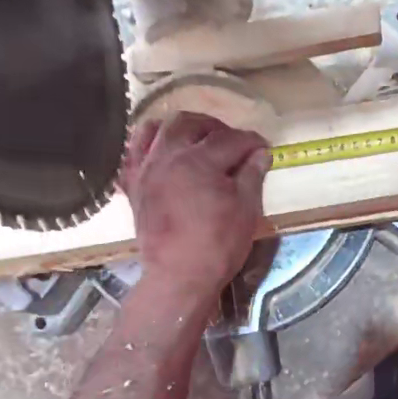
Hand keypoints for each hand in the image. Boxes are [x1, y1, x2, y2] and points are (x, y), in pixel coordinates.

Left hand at [121, 113, 269, 308]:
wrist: (180, 275)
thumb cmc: (220, 243)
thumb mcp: (247, 209)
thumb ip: (252, 175)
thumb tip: (260, 153)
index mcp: (199, 162)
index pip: (231, 139)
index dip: (252, 141)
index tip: (265, 148)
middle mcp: (167, 157)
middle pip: (190, 123)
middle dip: (216, 127)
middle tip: (233, 142)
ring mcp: (145, 169)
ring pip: (156, 128)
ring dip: (180, 128)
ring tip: (197, 140)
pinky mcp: (133, 185)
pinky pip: (133, 152)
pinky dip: (148, 144)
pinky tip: (163, 152)